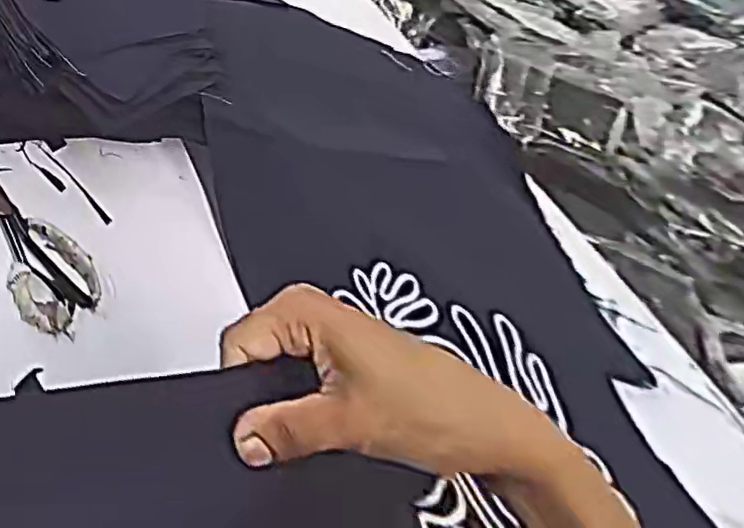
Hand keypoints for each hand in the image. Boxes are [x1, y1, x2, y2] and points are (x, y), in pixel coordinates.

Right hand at [220, 285, 636, 527]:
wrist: (506, 434)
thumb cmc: (445, 411)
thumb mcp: (351, 425)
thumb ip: (286, 429)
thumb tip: (243, 438)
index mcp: (299, 307)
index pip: (238, 345)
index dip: (244, 391)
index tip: (260, 426)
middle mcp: (305, 306)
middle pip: (252, 352)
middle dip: (266, 395)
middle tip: (299, 426)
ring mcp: (321, 324)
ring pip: (272, 362)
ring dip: (287, 398)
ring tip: (322, 421)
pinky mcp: (335, 345)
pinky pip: (293, 366)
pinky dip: (302, 396)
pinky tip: (330, 414)